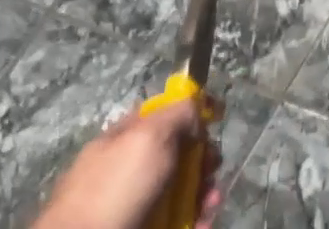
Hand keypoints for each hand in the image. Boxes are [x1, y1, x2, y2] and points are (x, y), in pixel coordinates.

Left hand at [33, 96, 223, 228]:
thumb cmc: (114, 190)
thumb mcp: (147, 136)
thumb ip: (178, 112)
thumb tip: (199, 110)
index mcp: (123, 139)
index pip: (163, 112)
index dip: (193, 112)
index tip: (214, 120)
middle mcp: (129, 167)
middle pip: (182, 151)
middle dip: (205, 159)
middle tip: (209, 170)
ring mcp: (135, 199)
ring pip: (186, 185)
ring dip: (206, 191)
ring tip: (209, 203)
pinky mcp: (144, 224)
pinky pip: (180, 215)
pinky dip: (197, 216)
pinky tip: (201, 220)